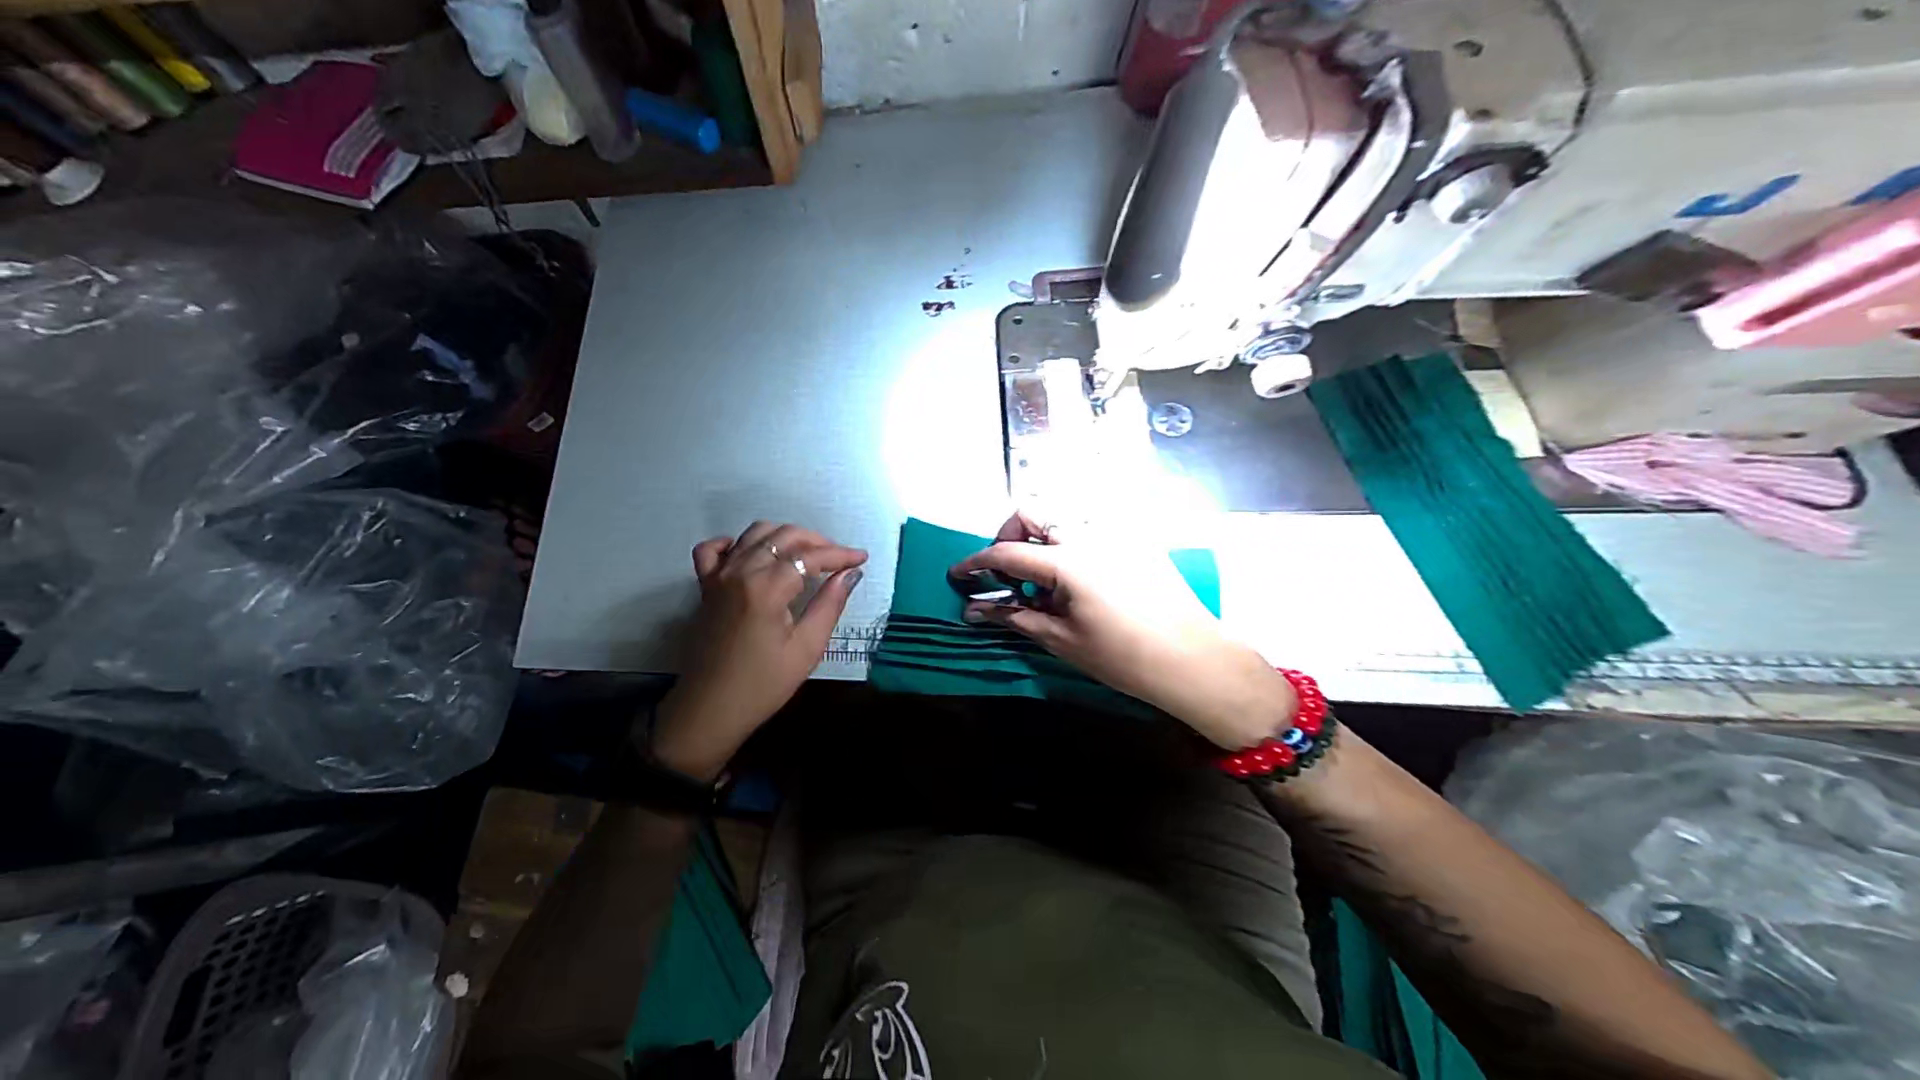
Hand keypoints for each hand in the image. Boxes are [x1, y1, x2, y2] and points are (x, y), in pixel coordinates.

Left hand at [652, 521, 866, 780]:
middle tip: (840, 559)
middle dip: (817, 541)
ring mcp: (718, 576)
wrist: (710, 709)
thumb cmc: (763, 685)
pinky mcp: (705, 587)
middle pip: (784, 536)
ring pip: (754, 534)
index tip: (861, 559)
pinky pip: (713, 550)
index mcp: (767, 587)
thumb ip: (829, 605)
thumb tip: (850, 574)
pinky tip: (753, 554)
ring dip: (785, 537)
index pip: (810, 556)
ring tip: (807, 555)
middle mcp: (740, 571)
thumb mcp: (806, 648)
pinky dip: (735, 543)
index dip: (840, 555)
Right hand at [949, 513, 1294, 749]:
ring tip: (1042, 576)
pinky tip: (1076, 574)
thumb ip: (1013, 616)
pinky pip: (1090, 522)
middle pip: (1030, 512)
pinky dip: (1069, 538)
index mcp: (1067, 560)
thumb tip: (974, 611)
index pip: (1006, 552)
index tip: (959, 575)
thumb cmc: (1122, 656)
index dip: (976, 564)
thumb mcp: (1060, 639)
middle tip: (1008, 573)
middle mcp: (1088, 532)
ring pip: (1061, 511)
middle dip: (1008, 536)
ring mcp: (1115, 530)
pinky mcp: (1135, 536)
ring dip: (1039, 534)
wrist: (1192, 658)